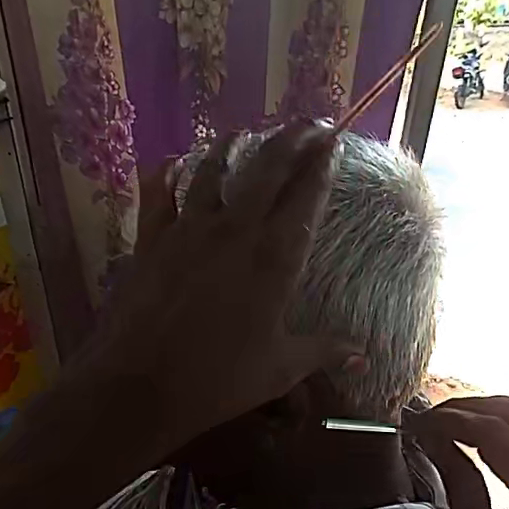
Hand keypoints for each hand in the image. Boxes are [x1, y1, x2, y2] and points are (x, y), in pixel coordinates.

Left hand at [69, 124, 360, 458]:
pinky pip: (159, 192)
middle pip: (268, 168)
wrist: (143, 385)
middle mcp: (235, 230)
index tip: (335, 141)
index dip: (323, 164)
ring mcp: (188, 229)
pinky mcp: (151, 239)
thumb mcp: (280, 369)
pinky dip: (168, 171)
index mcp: (274, 258)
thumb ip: (324, 352)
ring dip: (234, 146)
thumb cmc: (219, 379)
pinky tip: (175, 160)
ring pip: (213, 169)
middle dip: (294, 139)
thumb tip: (365, 357)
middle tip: (311, 123)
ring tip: (246, 134)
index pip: (306, 196)